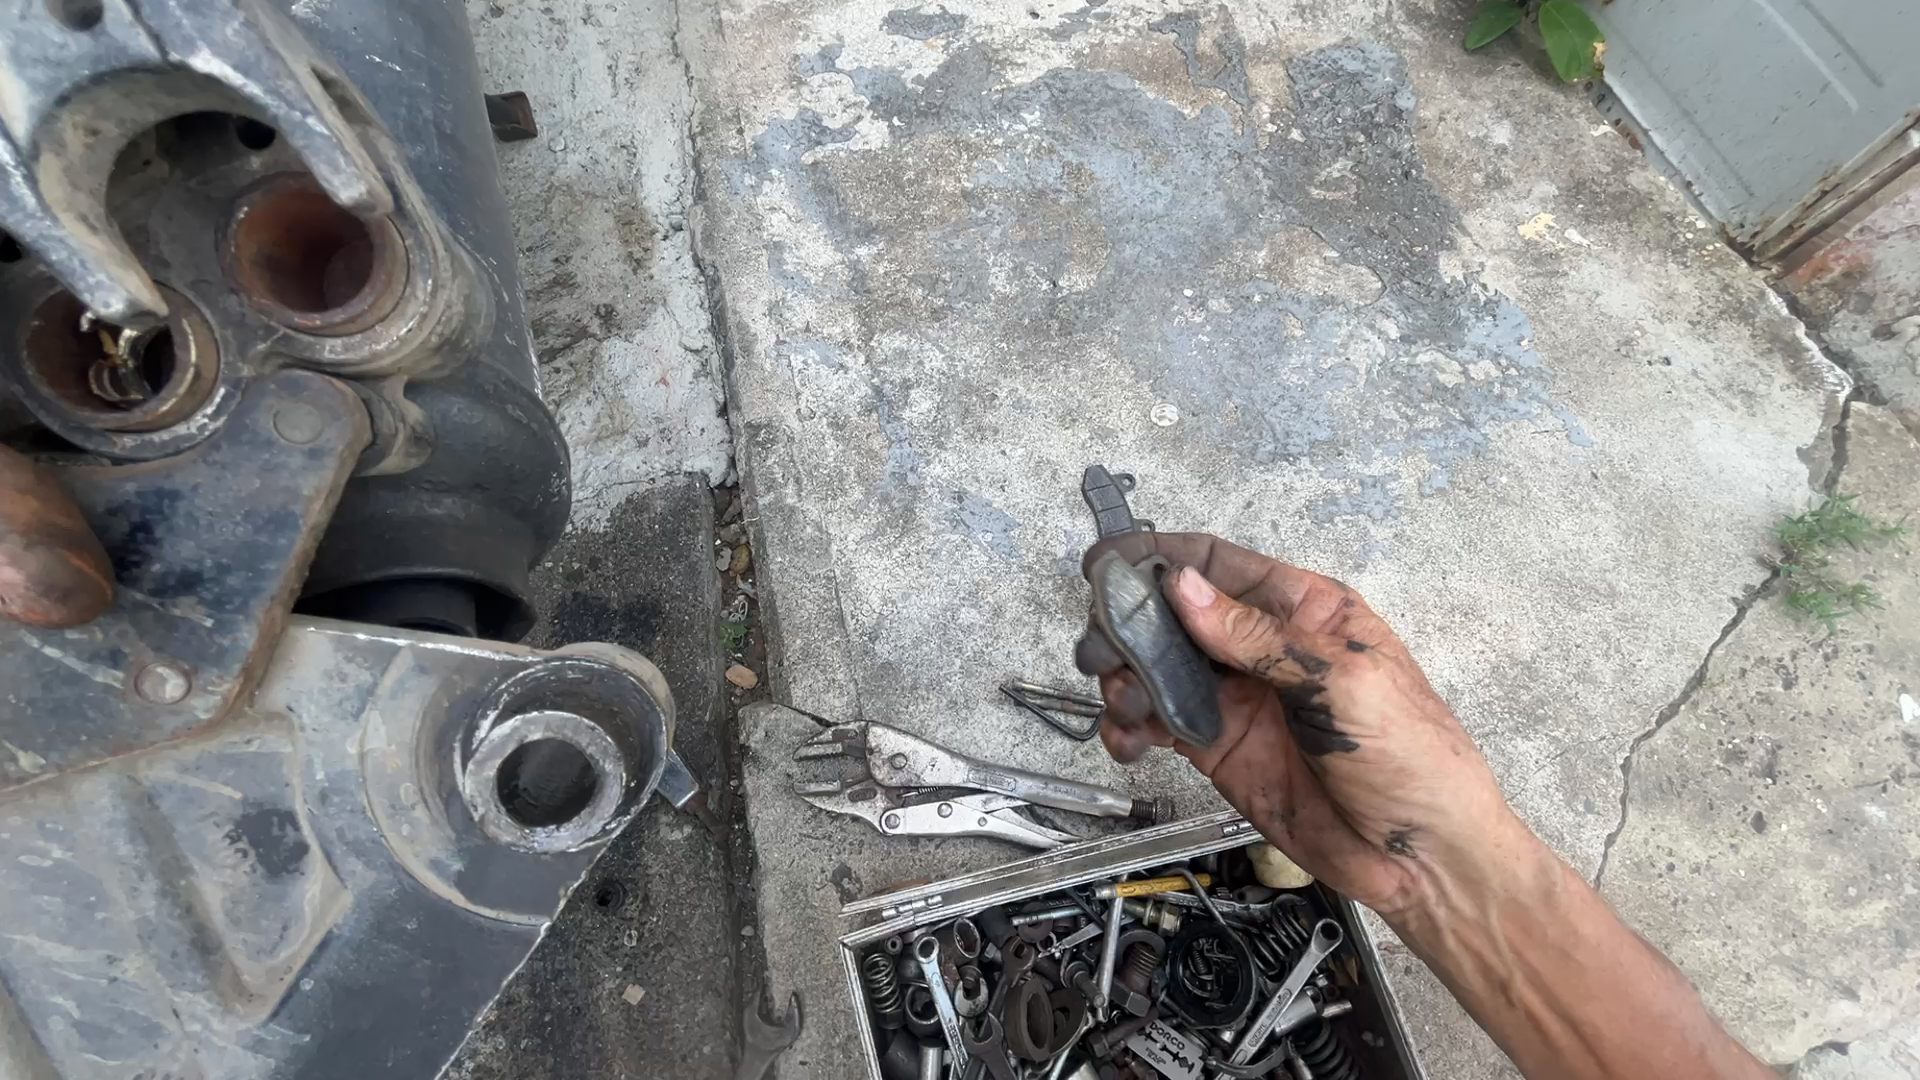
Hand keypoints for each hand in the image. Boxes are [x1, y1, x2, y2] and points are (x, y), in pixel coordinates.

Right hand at [1076, 532, 1521, 916]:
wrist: (1423, 863)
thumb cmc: (1409, 757)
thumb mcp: (1341, 683)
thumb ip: (1256, 636)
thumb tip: (1181, 586)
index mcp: (1296, 609)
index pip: (1214, 564)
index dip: (1156, 556)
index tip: (1103, 565)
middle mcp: (1254, 644)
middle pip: (1170, 614)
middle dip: (1127, 624)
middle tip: (1101, 649)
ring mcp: (1230, 694)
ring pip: (1152, 666)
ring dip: (1123, 677)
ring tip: (1122, 702)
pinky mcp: (1212, 742)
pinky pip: (1154, 721)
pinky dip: (1127, 726)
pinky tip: (1127, 739)